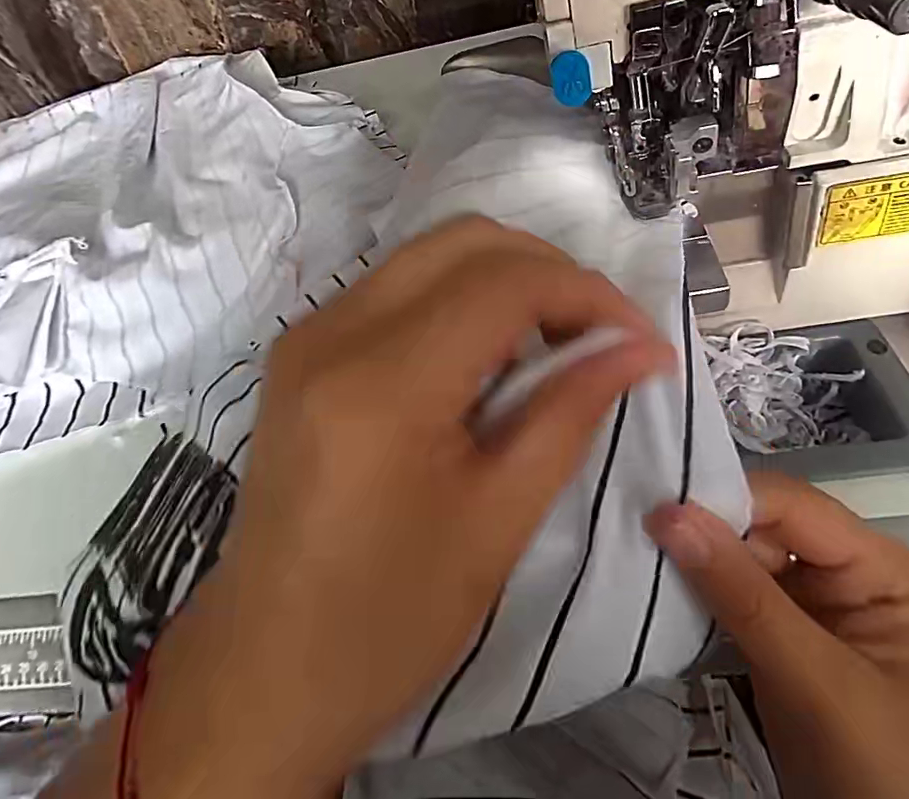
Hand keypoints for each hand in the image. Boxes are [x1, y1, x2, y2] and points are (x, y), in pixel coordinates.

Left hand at [124, 217, 671, 797]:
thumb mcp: (501, 518)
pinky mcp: (305, 348)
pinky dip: (464, 298)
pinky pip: (402, 285)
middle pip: (468, 239)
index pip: (506, 283)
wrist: (266, 669)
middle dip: (551, 272)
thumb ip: (573, 411)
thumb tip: (641, 348)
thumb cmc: (391, 617)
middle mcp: (334, 332)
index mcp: (382, 383)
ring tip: (553, 346)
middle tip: (600, 335)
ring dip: (508, 279)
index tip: (642, 339)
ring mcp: (309, 333)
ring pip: (434, 252)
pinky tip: (490, 358)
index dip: (590, 295)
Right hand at [647, 473, 908, 798]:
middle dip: (710, 533)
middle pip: (770, 528)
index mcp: (883, 567)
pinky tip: (669, 597)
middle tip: (638, 537)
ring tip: (642, 559)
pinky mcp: (799, 644)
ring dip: (703, 565)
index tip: (654, 509)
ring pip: (752, 563)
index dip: (726, 499)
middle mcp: (855, 574)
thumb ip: (744, 596)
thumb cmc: (893, 781)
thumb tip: (668, 514)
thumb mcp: (819, 687)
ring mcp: (826, 612)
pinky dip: (711, 599)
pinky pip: (747, 601)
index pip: (793, 505)